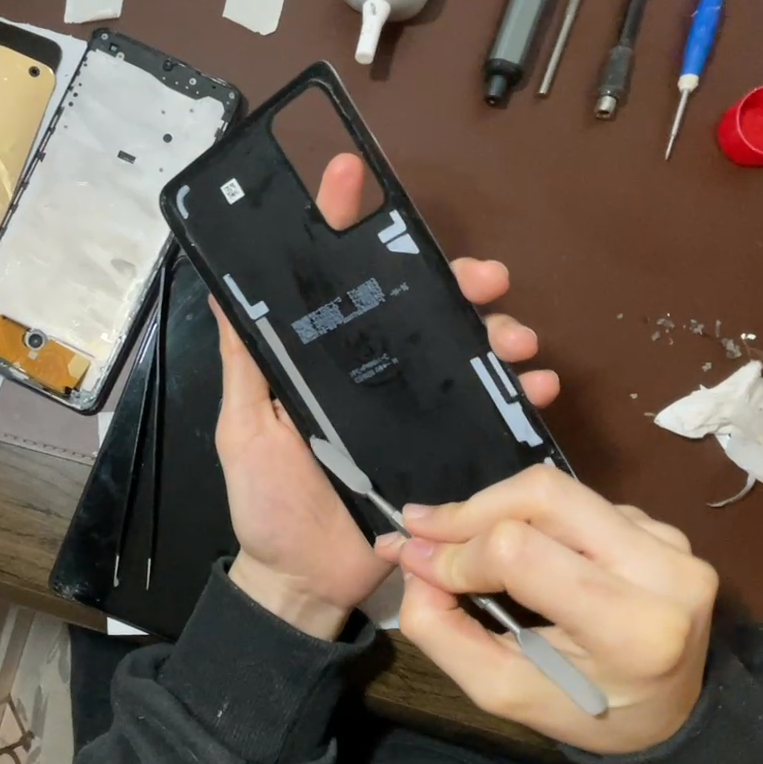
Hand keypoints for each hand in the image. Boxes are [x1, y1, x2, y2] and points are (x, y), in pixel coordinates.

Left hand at [217, 152, 559, 639]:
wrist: (305, 582)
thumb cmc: (270, 505)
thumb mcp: (246, 429)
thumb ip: (244, 367)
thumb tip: (226, 289)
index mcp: (320, 365)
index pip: (335, 285)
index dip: (344, 229)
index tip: (354, 181)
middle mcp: (369, 378)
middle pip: (415, 312)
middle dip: (453, 285)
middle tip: (485, 279)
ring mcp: (410, 415)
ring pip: (459, 355)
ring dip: (495, 333)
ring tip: (517, 338)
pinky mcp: (443, 455)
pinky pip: (485, 415)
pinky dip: (516, 395)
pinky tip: (537, 386)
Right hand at [378, 467, 717, 754]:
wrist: (672, 713)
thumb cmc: (584, 710)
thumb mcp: (501, 691)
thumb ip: (442, 628)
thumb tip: (410, 556)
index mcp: (631, 628)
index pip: (520, 552)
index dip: (457, 554)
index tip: (418, 564)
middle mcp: (662, 571)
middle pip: (542, 495)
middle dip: (469, 509)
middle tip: (424, 528)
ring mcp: (669, 541)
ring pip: (555, 490)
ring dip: (495, 508)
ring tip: (464, 538)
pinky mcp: (663, 526)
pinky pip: (576, 501)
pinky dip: (531, 518)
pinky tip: (526, 548)